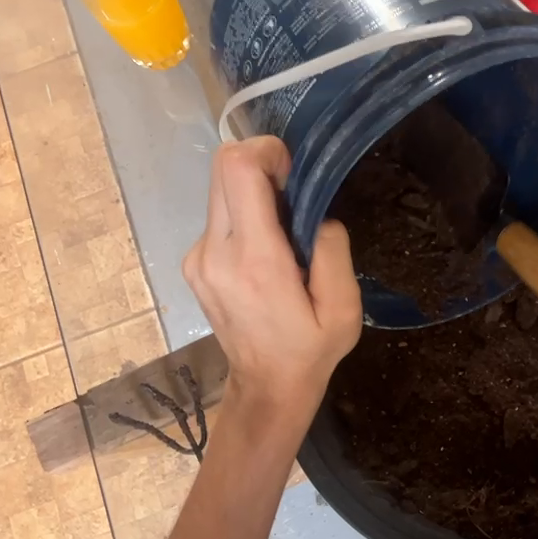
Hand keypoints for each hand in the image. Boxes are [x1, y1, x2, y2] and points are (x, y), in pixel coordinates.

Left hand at [183, 137, 360, 431]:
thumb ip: (332, 251)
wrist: (267, 388)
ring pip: (218, 191)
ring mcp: (198, 258)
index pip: (238, 170)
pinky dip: (243, 217)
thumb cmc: (310, 350)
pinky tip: (265, 252)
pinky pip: (218, 217)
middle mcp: (215, 252)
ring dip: (252, 193)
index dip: (266, 150)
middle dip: (260, 165)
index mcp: (256, 260)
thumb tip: (316, 216)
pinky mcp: (194, 263)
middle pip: (221, 169)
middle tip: (292, 193)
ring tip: (283, 233)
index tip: (293, 172)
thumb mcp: (344, 309)